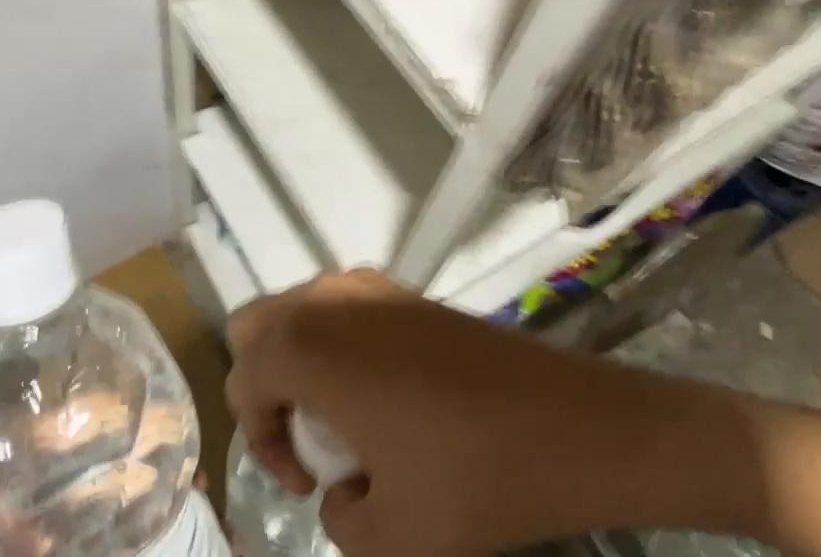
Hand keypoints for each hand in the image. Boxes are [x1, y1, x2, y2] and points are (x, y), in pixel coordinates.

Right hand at [224, 270, 683, 556]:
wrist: (577, 426)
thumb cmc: (474, 479)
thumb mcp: (391, 538)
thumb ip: (338, 520)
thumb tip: (342, 491)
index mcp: (309, 346)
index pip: (244, 380)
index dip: (260, 441)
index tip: (308, 483)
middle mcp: (332, 299)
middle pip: (259, 327)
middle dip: (268, 386)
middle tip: (312, 440)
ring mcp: (375, 288)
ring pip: (303, 311)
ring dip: (304, 363)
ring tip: (350, 422)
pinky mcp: (412, 293)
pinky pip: (346, 310)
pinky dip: (342, 347)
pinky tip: (388, 397)